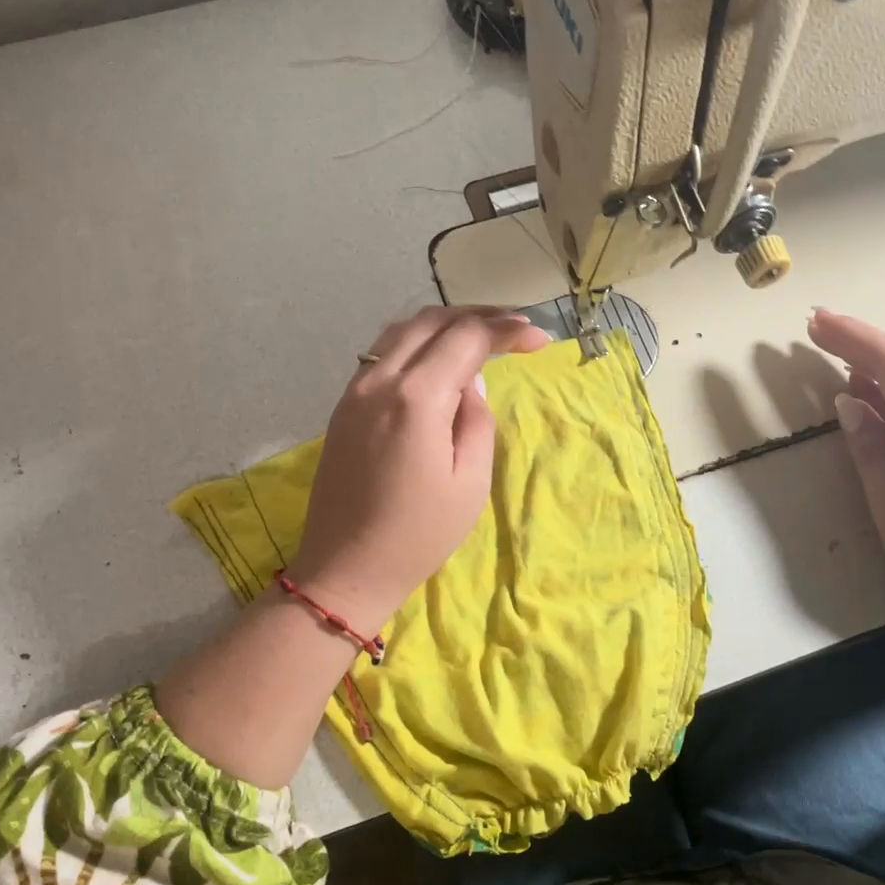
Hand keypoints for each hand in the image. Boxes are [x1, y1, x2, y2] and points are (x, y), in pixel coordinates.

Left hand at [287, 305, 548, 628]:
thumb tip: (471, 383)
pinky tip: (438, 359)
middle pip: (433, 321)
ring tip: (482, 335)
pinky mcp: (344, 405)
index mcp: (415, 399)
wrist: (346, 568)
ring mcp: (355, 390)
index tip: (540, 339)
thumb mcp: (470, 483)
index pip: (467, 338)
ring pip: (403, 330)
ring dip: (446, 323)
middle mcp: (380, 380)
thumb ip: (477, 421)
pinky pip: (383, 352)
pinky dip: (417, 342)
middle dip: (480, 316)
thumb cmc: (419, 535)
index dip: (507, 331)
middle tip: (516, 328)